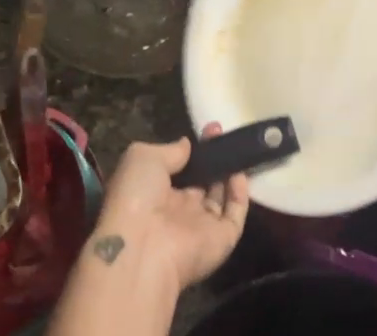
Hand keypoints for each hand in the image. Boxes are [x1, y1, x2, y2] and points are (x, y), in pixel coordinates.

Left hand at [87, 123, 249, 290]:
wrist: (143, 246)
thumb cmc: (137, 195)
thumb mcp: (143, 157)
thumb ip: (170, 150)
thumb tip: (186, 145)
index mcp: (154, 191)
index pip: (179, 168)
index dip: (193, 151)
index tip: (208, 130)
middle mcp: (178, 209)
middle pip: (201, 181)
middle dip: (212, 159)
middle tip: (223, 134)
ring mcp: (200, 226)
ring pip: (220, 197)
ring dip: (228, 173)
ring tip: (237, 148)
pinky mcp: (222, 240)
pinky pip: (235, 215)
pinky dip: (240, 196)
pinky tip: (240, 173)